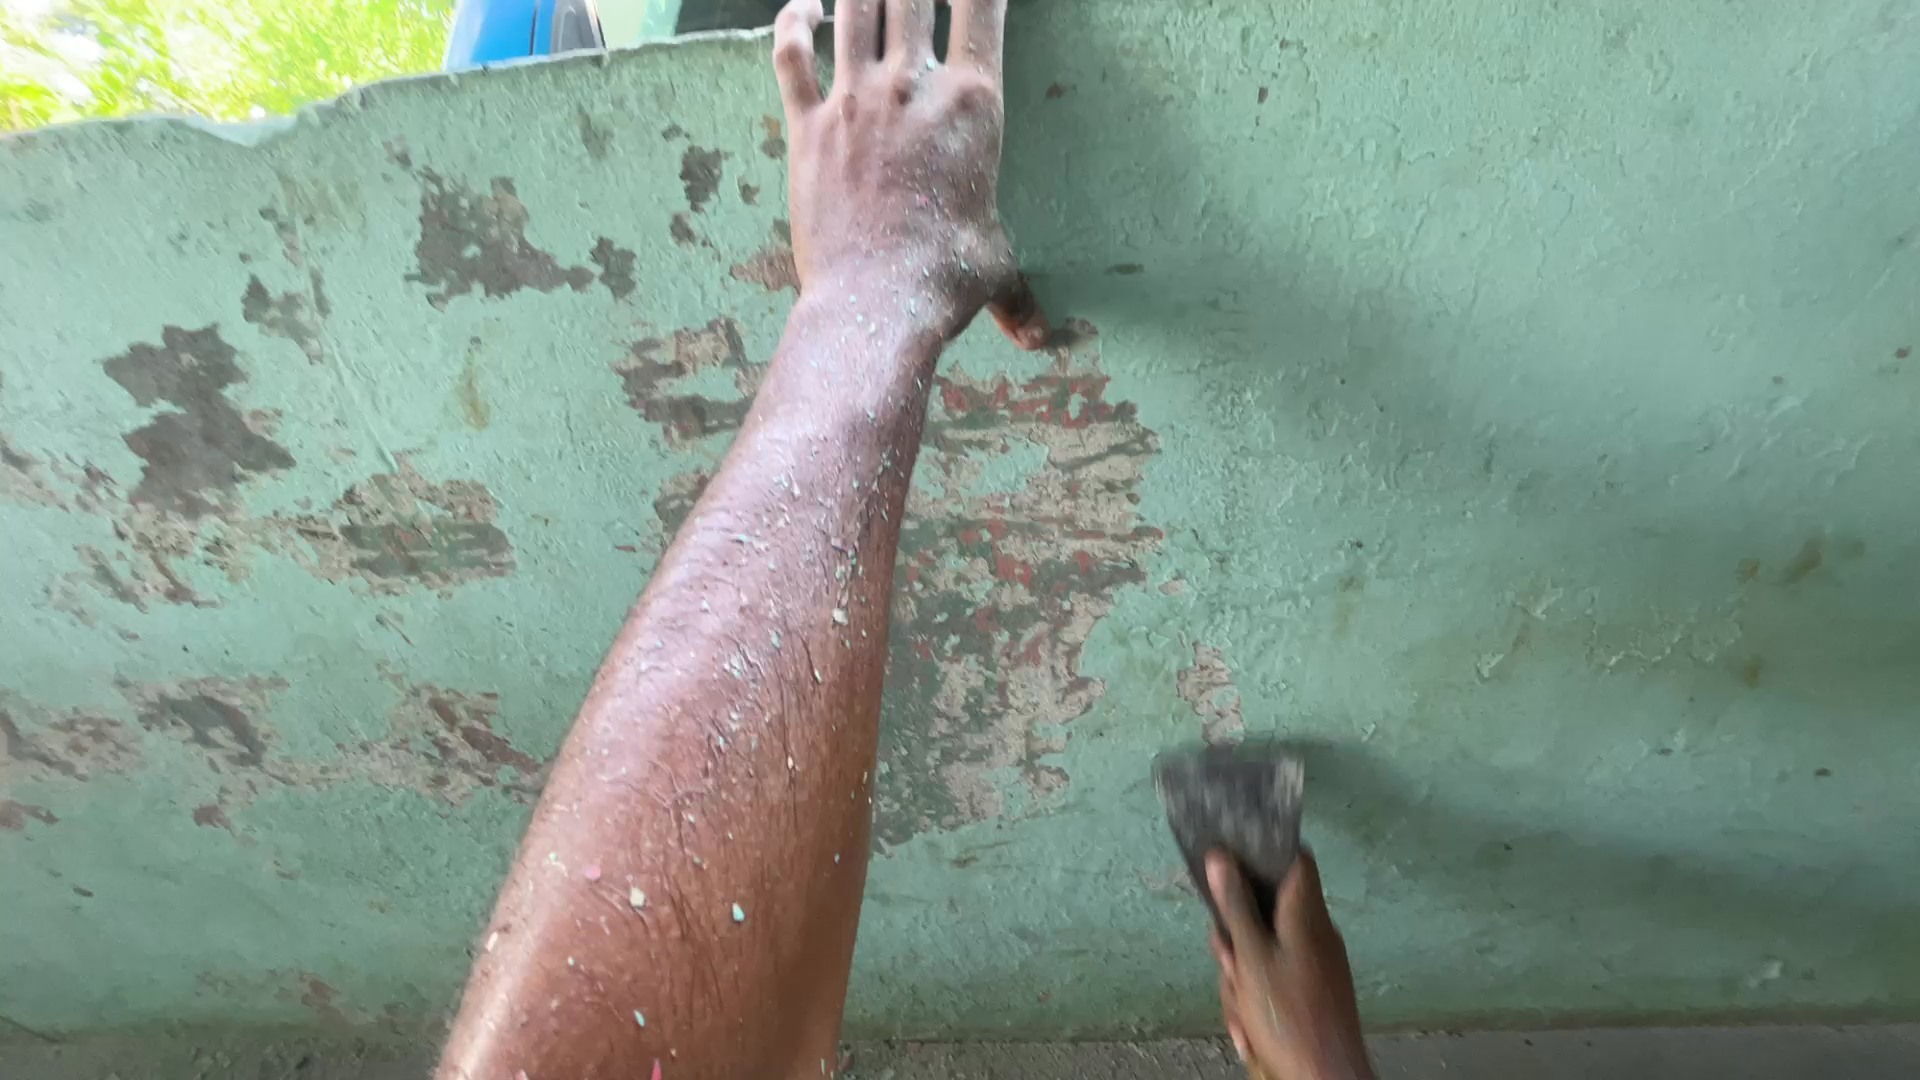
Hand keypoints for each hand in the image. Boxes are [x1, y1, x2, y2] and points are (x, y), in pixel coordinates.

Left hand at [771, 0, 1047, 347]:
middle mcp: (912, 86)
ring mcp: (854, 101)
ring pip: (853, 5)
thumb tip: (1037, 336)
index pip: (982, 3)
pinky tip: (802, 9)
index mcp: (971, 106)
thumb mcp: (995, 274)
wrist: (874, 304)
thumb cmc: (944, 283)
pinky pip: (791, 54)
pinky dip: (792, 22)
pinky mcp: (808, 128)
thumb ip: (1017, 293)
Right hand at [1207, 850, 1374, 1079]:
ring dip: (1241, 972)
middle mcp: (1316, 932)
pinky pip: (1273, 975)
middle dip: (1236, 933)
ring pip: (1262, 946)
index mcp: (1307, 914)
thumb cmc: (1289, 1016)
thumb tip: (1220, 854)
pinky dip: (1255, 994)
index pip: (1294, 858)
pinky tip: (1248, 1025)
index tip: (1231, 857)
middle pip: (1266, 908)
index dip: (1264, 850)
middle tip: (1228, 959)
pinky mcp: (1311, 992)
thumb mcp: (1251, 957)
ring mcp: (1316, 964)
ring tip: (1241, 1005)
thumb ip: (1235, 905)